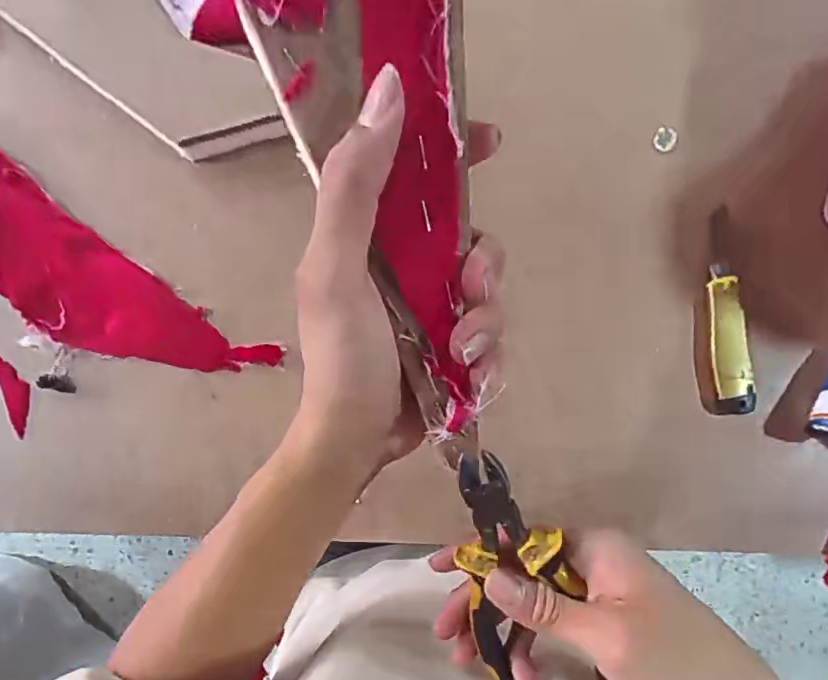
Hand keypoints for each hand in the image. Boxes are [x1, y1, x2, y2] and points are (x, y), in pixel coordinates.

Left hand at [291, 63, 505, 476]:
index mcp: (368, 244)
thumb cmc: (342, 360)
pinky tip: (468, 380)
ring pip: (489, 293)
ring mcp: (428, 315)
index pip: (415, 178)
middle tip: (470, 294)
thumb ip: (354, 188)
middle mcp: (402, 273)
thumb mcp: (336, 270)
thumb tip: (388, 90)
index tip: (486, 145)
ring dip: (487, 322)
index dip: (450, 153)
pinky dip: (487, 360)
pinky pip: (491, 341)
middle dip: (483, 265)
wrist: (354, 441)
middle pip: (470, 237)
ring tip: (462, 354)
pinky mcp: (448, 355)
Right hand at [430, 529, 812, 679]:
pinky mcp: (595, 615)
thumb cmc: (670, 655)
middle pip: (517, 574)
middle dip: (481, 606)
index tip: (437, 570)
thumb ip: (542, 605)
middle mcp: (589, 560)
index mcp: (594, 548)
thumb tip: (489, 576)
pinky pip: (548, 622)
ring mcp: (592, 589)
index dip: (477, 555)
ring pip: (528, 601)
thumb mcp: (600, 632)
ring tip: (473, 664)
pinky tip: (521, 673)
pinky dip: (529, 645)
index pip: (520, 541)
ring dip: (500, 632)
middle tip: (446, 636)